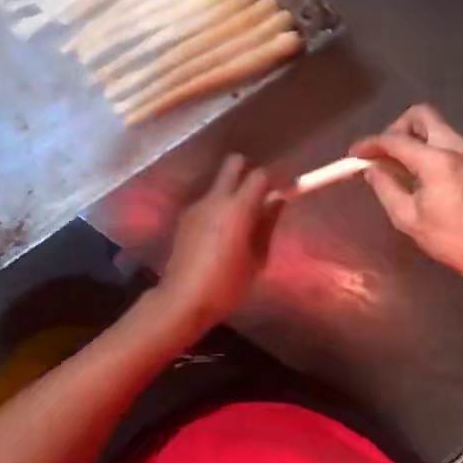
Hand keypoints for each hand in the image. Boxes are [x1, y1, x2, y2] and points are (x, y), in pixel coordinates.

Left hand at [155, 154, 277, 330]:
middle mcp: (215, 199)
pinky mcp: (183, 218)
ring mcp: (196, 206)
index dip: (272, 179)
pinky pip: (206, 203)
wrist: (183, 299)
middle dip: (247, 171)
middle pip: (233, 163)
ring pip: (218, 185)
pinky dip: (216, 209)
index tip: (280, 190)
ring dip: (230, 193)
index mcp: (237, 207)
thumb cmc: (227, 284)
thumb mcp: (257, 258)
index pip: (259, 174)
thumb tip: (277, 200)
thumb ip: (267, 224)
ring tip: (238, 224)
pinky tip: (218, 236)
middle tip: (257, 195)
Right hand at [351, 104, 462, 287]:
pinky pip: (445, 141)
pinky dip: (426, 147)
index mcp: (437, 160)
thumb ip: (385, 187)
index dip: (370, 144)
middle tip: (383, 153)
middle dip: (395, 128)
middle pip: (420, 116)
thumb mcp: (408, 217)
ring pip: (435, 126)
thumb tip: (370, 169)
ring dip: (412, 138)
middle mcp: (455, 147)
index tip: (354, 154)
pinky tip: (417, 173)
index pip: (395, 139)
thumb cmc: (451, 239)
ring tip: (397, 165)